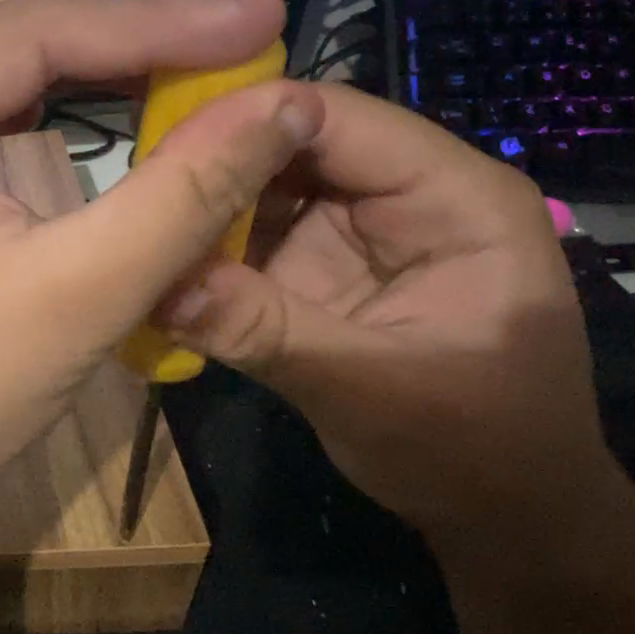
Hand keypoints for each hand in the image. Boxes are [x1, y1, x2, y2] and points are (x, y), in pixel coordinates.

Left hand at [0, 0, 322, 503]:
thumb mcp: (87, 290)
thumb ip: (188, 189)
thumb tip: (284, 100)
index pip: (29, 32)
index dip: (153, 21)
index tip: (258, 18)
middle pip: (2, 21)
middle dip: (115, 29)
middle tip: (221, 50)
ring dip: (84, 54)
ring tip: (179, 67)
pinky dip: (48, 92)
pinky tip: (104, 104)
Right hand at [156, 84, 605, 538]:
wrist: (500, 514)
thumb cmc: (474, 450)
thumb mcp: (369, 390)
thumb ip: (265, 331)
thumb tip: (156, 284)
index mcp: (453, 198)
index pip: (340, 120)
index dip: (251, 120)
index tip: (162, 149)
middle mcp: (402, 196)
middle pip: (293, 144)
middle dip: (215, 162)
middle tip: (134, 186)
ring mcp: (355, 230)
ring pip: (263, 185)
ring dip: (204, 203)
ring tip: (134, 218)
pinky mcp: (320, 266)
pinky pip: (252, 234)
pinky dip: (207, 245)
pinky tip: (159, 256)